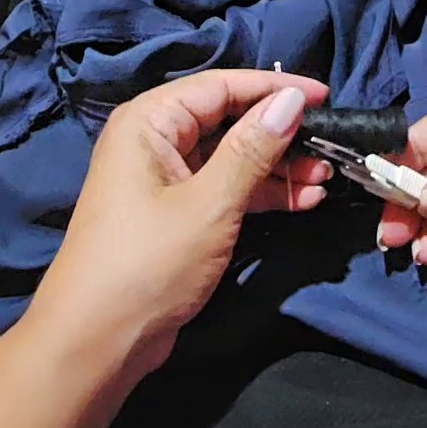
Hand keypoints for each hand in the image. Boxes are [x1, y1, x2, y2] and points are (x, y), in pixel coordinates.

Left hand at [23, 70, 332, 377]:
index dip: (273, 88)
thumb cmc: (149, 262)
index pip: (220, 86)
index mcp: (150, 120)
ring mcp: (165, 176)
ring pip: (231, 155)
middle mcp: (155, 138)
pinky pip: (225, 186)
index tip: (324, 95)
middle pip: (227, 118)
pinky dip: (260, 192)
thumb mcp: (209, 204)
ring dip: (277, 166)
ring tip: (325, 179)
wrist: (96, 341)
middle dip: (279, 132)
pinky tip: (302, 200)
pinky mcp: (177, 211)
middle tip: (330, 145)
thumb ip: (252, 149)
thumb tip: (290, 100)